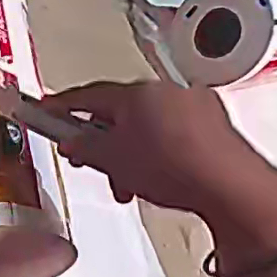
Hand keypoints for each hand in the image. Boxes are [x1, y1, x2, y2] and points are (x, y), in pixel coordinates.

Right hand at [42, 80, 269, 219]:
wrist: (229, 187)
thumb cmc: (177, 169)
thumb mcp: (113, 161)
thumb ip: (85, 147)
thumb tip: (72, 140)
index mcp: (137, 92)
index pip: (87, 96)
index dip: (62, 106)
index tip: (47, 110)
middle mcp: (165, 89)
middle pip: (117, 111)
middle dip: (101, 140)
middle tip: (89, 159)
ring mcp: (191, 103)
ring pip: (144, 123)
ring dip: (129, 150)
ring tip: (128, 181)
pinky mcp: (210, 121)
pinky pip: (169, 129)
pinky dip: (156, 148)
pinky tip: (156, 174)